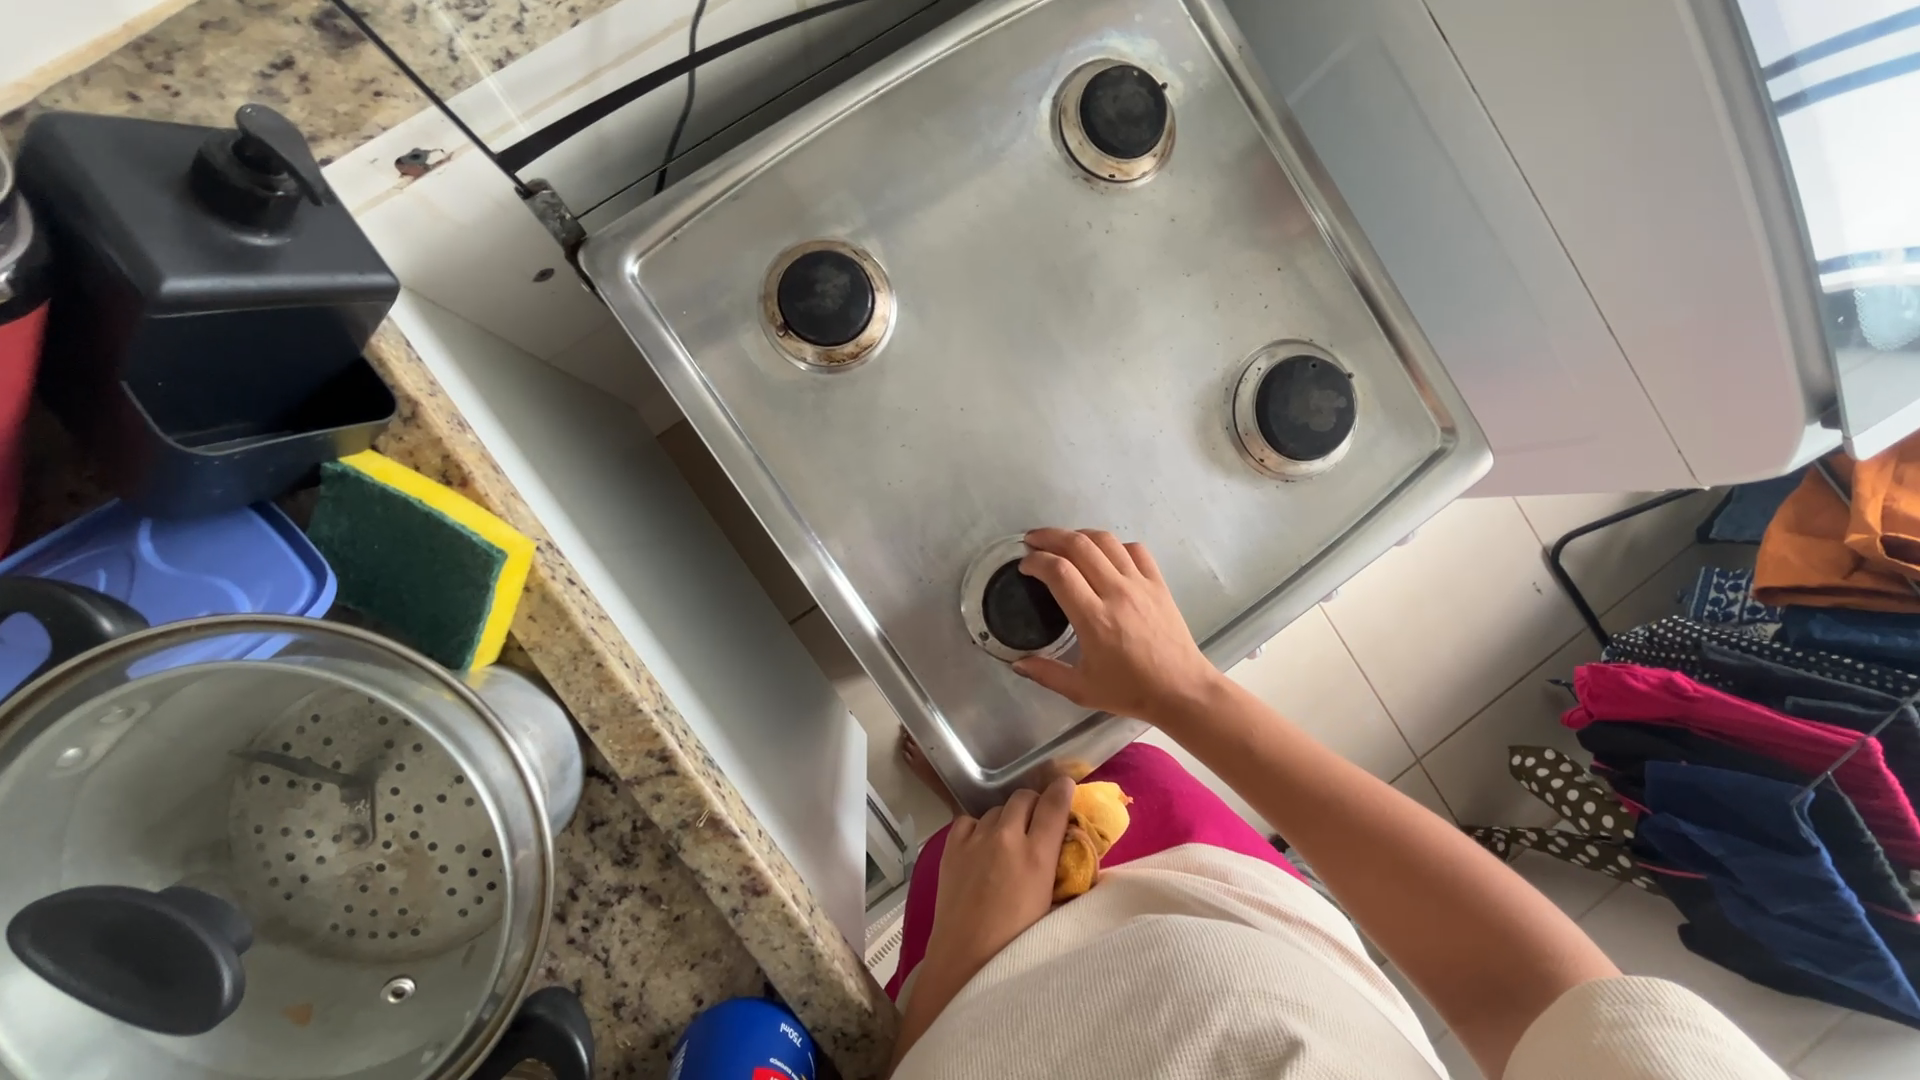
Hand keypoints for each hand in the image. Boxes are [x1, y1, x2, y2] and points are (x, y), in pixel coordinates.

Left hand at [921, 777, 1075, 988]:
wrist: (966, 959)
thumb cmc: (1018, 942)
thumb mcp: (1053, 906)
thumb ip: (1063, 871)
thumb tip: (1070, 849)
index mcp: (1037, 855)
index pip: (1054, 804)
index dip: (1062, 790)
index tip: (1065, 786)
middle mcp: (1006, 837)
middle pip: (1024, 797)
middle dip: (1034, 804)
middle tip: (1037, 823)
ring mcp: (976, 839)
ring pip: (997, 808)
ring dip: (1007, 818)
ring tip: (1007, 840)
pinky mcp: (951, 847)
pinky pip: (969, 820)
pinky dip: (978, 827)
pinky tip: (981, 845)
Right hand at [1013, 527, 1224, 725]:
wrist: (1181, 690)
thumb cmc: (1130, 691)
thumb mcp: (1081, 690)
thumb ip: (1045, 674)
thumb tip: (1017, 663)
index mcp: (1094, 619)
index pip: (1059, 572)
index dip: (1036, 561)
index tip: (1024, 565)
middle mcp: (1116, 593)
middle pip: (1079, 545)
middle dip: (1050, 537)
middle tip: (1033, 541)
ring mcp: (1140, 584)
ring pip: (1106, 541)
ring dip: (1079, 534)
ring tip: (1063, 542)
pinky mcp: (1158, 584)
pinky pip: (1135, 550)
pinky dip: (1114, 545)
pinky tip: (1104, 554)